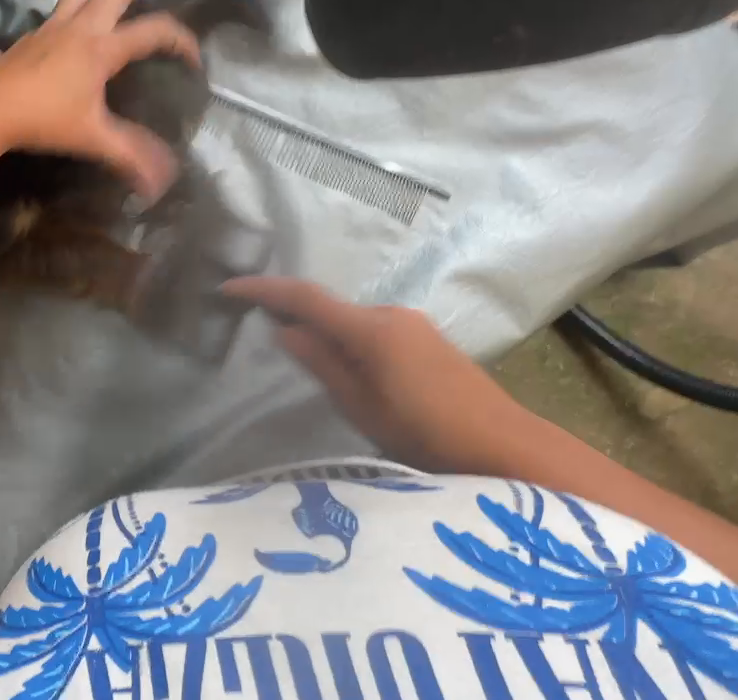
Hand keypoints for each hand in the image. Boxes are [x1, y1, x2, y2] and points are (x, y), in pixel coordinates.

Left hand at [0, 0, 201, 201]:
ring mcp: (51, 27)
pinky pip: (62, 6)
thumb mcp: (91, 138)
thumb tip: (161, 184)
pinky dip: (80, 1)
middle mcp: (79, 28)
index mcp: (100, 48)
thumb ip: (129, 156)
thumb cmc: (41, 119)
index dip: (181, 40)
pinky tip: (78, 18)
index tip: (194, 60)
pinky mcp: (30, 35)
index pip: (153, 31)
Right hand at [221, 276, 551, 472]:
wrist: (508, 449)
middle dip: (293, 313)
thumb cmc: (428, 435)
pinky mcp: (427, 340)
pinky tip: (347, 366)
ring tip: (302, 357)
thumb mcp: (362, 408)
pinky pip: (372, 329)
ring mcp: (413, 324)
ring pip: (352, 320)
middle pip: (329, 307)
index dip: (264, 289)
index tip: (229, 288)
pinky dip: (348, 338)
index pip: (305, 298)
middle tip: (260, 330)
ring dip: (323, 330)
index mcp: (371, 329)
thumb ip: (322, 364)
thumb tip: (285, 330)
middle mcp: (391, 314)